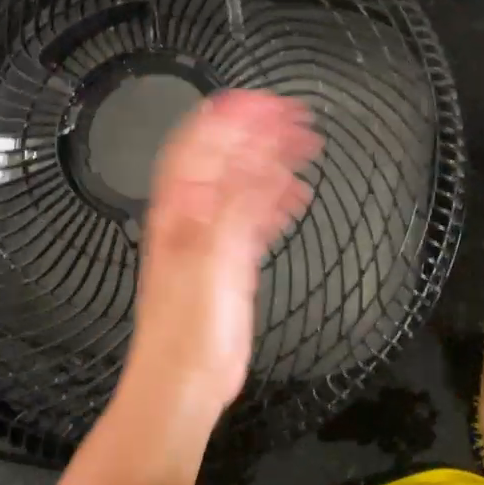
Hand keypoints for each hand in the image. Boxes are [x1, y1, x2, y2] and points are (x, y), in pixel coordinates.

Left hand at [125, 91, 321, 418]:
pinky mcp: (232, 263)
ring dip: (272, 160)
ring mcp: (213, 238)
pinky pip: (257, 217)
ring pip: (245, 184)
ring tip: (304, 143)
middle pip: (227, 159)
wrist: (183, 384)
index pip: (200, 147)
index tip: (261, 99)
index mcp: (179, 210)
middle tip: (294, 115)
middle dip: (258, 132)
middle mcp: (194, 217)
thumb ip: (236, 208)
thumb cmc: (185, 329)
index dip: (228, 118)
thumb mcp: (211, 260)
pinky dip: (277, 199)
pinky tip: (296, 192)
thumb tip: (259, 161)